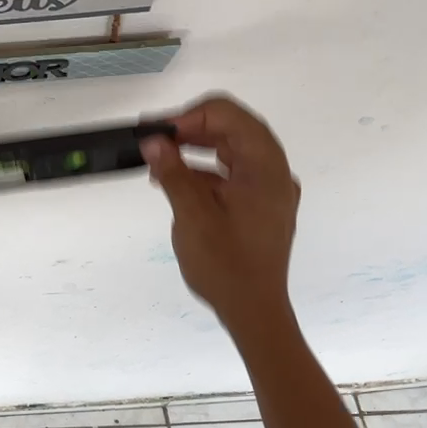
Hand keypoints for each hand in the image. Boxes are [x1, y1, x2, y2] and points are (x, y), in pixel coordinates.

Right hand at [143, 94, 300, 335]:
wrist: (253, 311)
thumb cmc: (225, 265)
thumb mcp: (192, 215)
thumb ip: (173, 173)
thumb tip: (153, 142)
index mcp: (265, 168)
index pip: (230, 116)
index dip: (190, 116)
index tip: (158, 134)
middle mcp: (273, 172)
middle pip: (233, 128)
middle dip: (191, 128)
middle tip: (154, 140)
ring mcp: (269, 188)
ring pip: (232, 148)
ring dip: (195, 147)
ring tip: (160, 160)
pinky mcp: (260, 204)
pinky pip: (232, 171)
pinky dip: (204, 169)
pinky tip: (176, 181)